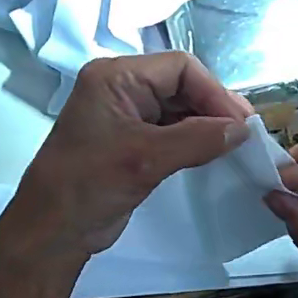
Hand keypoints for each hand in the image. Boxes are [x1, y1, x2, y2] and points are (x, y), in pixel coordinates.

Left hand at [7, 52, 253, 255]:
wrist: (52, 230)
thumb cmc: (90, 184)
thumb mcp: (146, 158)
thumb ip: (197, 139)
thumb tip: (242, 130)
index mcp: (115, 77)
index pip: (179, 68)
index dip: (214, 92)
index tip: (241, 123)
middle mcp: (119, 89)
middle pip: (179, 85)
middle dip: (212, 107)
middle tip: (245, 135)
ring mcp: (123, 116)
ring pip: (176, 109)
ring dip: (205, 125)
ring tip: (235, 146)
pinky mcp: (128, 142)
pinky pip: (168, 131)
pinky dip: (192, 141)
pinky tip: (213, 154)